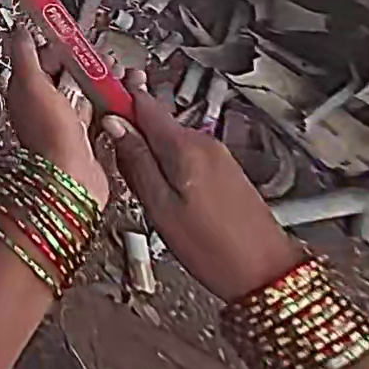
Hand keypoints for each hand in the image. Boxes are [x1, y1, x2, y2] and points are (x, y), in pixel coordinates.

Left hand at [4, 25, 109, 209]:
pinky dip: (113, 101)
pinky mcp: (87, 137)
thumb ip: (25, 54)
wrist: (71, 179)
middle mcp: (45, 105)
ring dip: (103, 80)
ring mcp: (67, 121)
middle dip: (87, 63)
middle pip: (67, 74)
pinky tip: (125, 94)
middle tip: (106, 56)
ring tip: (121, 72)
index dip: (60, 46)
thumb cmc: (49, 134)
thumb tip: (19, 28)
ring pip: (86, 91)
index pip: (42, 58)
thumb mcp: (32, 84)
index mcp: (27, 90)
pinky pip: (101, 111)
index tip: (78, 38)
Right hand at [101, 70, 302, 300]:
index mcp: (183, 145)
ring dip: (149, 150)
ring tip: (142, 187)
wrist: (270, 276)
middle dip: (131, 130)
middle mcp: (202, 141)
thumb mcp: (159, 206)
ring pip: (168, 137)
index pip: (142, 101)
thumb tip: (114, 124)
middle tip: (117, 159)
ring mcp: (215, 153)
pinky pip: (185, 152)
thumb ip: (135, 160)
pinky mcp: (223, 168)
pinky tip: (167, 191)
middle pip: (154, 119)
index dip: (117, 93)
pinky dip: (168, 162)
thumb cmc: (214, 249)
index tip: (98, 92)